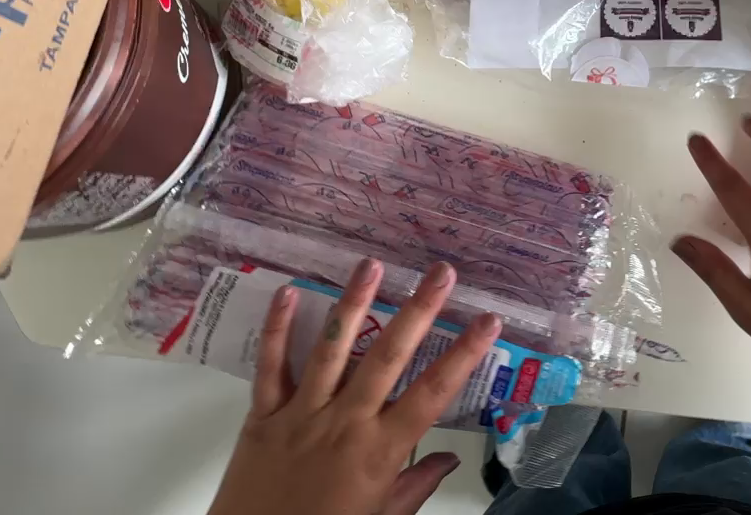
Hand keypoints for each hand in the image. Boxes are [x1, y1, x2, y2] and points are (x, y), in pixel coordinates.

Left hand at [208, 259, 502, 514]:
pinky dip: (277, 329)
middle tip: (441, 271)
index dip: (464, 355)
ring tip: (372, 263)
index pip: (433, 394)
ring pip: (332, 350)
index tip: (488, 319)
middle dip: (419, 310)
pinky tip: (288, 291)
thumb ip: (415, 487)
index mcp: (379, 451)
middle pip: (388, 358)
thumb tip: (450, 458)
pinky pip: (271, 368)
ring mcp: (302, 416)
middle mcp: (345, 424)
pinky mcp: (262, 417)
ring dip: (354, 303)